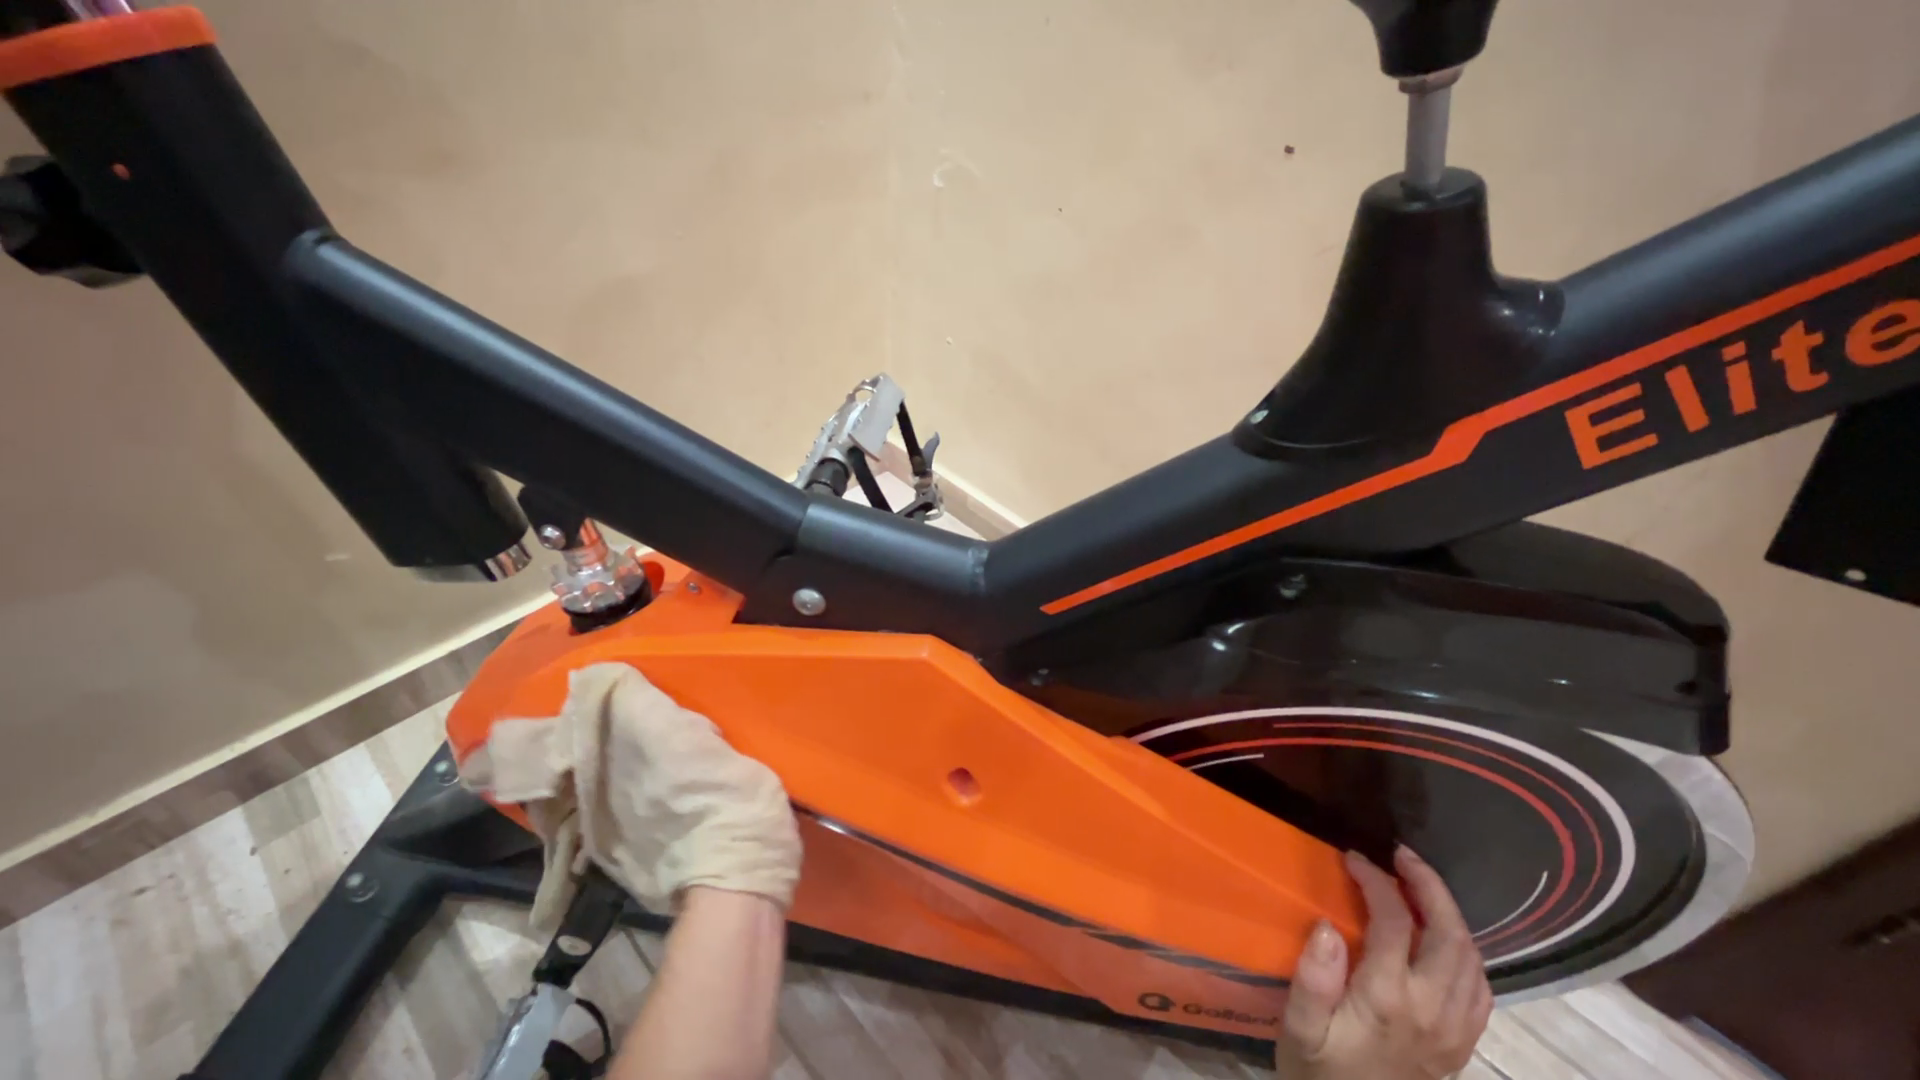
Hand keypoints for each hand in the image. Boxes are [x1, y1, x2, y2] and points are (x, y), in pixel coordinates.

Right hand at [1275, 847, 1493, 1079]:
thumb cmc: (1318, 1073)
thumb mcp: (1298, 1030)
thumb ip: (1312, 980)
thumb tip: (1327, 925)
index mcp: (1388, 998)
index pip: (1395, 921)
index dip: (1376, 881)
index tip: (1353, 858)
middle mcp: (1432, 1009)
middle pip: (1448, 932)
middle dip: (1428, 885)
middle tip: (1401, 856)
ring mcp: (1455, 1029)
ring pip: (1470, 956)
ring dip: (1449, 913)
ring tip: (1419, 886)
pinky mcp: (1462, 1044)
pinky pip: (1481, 987)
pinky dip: (1466, 952)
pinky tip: (1443, 941)